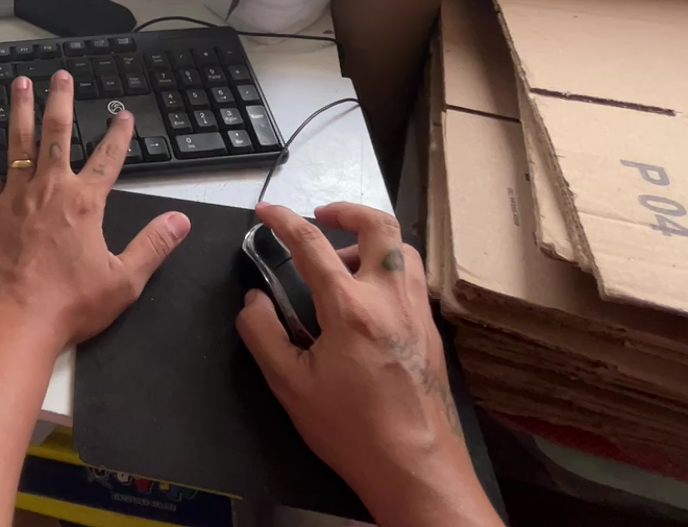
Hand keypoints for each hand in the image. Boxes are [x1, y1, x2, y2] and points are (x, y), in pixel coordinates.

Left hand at [0, 71, 190, 352]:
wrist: (17, 320)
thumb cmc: (70, 304)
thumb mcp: (124, 280)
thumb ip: (153, 245)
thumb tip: (179, 220)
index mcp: (84, 203)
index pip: (108, 159)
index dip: (119, 134)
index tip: (124, 114)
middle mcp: (50, 189)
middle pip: (57, 133)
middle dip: (61, 100)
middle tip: (61, 75)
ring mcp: (17, 195)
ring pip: (19, 140)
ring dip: (21, 108)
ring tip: (21, 82)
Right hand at [236, 202, 498, 526]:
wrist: (419, 476)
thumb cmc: (350, 431)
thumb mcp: (287, 384)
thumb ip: (261, 331)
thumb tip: (254, 298)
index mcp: (350, 309)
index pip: (311, 243)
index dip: (282, 219)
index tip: (264, 211)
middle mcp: (390, 301)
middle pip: (381, 227)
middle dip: (347, 210)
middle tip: (320, 216)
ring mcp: (418, 316)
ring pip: (403, 250)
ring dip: (369, 241)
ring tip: (340, 261)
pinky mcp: (432, 335)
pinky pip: (412, 280)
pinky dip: (386, 268)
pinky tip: (364, 297)